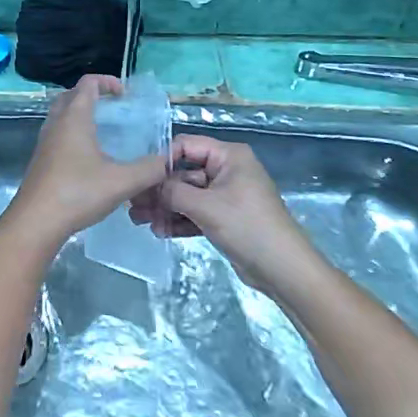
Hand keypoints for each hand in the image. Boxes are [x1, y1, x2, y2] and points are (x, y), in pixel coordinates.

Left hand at [1, 75, 167, 251]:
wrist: (36, 220)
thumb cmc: (78, 193)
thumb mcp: (122, 181)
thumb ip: (149, 169)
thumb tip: (167, 161)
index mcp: (74, 117)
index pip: (88, 83)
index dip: (107, 82)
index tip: (125, 95)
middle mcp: (56, 123)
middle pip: (71, 95)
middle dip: (93, 95)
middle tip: (114, 108)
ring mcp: (45, 141)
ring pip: (62, 115)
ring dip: (81, 114)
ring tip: (104, 131)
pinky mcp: (41, 159)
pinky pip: (58, 133)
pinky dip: (74, 133)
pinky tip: (90, 156)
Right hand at [130, 134, 313, 284]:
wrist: (283, 270)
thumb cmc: (247, 227)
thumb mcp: (205, 206)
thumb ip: (172, 191)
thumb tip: (150, 186)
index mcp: (228, 156)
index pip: (186, 146)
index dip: (162, 160)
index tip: (141, 178)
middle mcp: (226, 170)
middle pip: (183, 173)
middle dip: (159, 191)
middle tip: (134, 206)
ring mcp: (225, 196)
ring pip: (186, 196)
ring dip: (165, 208)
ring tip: (141, 222)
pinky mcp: (224, 218)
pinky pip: (194, 213)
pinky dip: (178, 220)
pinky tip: (160, 231)